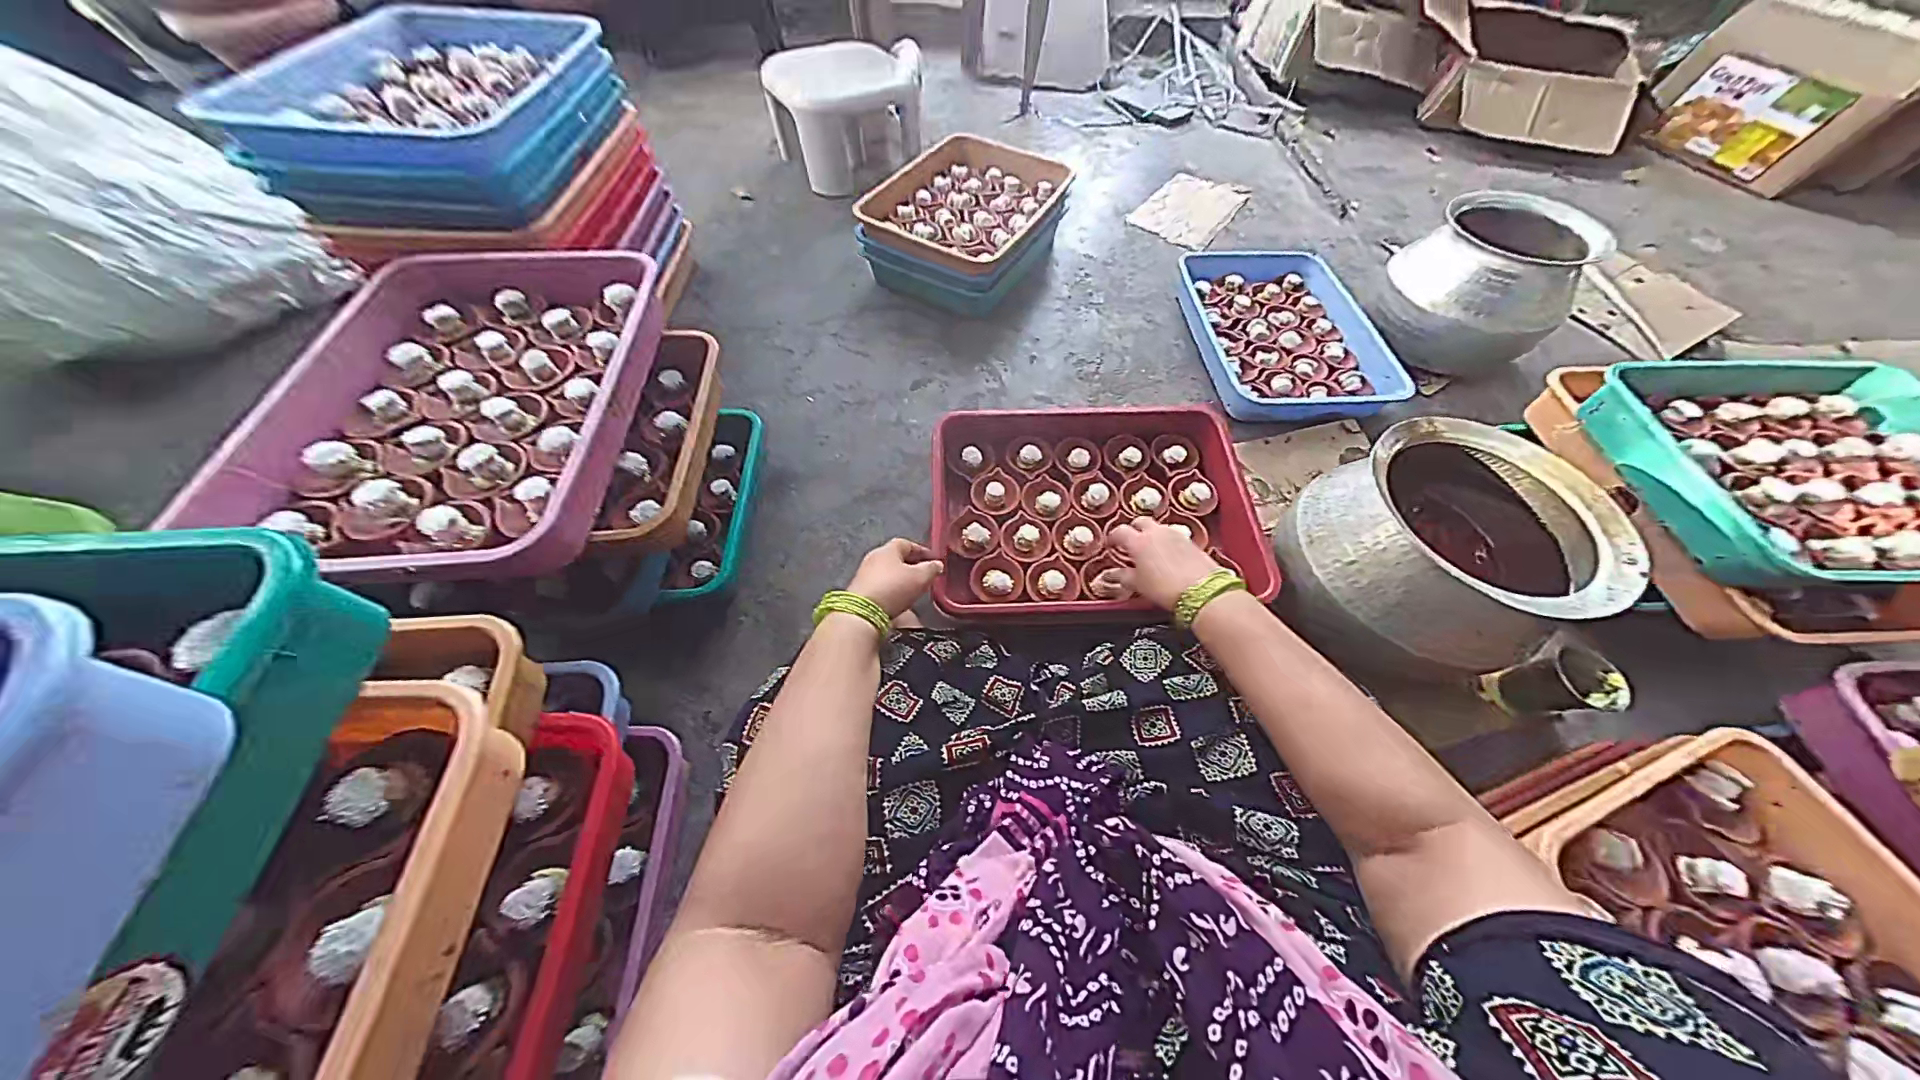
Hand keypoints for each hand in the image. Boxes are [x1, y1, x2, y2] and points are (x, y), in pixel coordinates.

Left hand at [845, 538, 943, 617]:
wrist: (863, 612)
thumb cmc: (894, 588)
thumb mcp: (920, 578)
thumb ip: (931, 569)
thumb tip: (937, 564)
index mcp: (888, 549)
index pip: (907, 543)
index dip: (921, 551)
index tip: (933, 559)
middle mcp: (873, 557)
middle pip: (895, 557)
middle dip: (911, 564)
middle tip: (924, 573)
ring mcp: (864, 573)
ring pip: (887, 571)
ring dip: (901, 577)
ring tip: (914, 587)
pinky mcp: (860, 589)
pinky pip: (880, 584)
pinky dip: (891, 587)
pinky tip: (898, 597)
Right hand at [1107, 517, 1222, 610]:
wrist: (1202, 592)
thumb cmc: (1169, 588)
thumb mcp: (1137, 585)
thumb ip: (1122, 577)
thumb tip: (1113, 576)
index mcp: (1138, 541)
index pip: (1119, 531)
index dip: (1113, 537)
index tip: (1111, 544)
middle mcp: (1157, 533)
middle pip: (1140, 522)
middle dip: (1133, 530)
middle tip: (1129, 543)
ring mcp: (1176, 535)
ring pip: (1159, 528)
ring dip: (1152, 536)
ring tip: (1149, 552)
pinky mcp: (1192, 542)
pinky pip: (1175, 537)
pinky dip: (1167, 543)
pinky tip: (1168, 557)